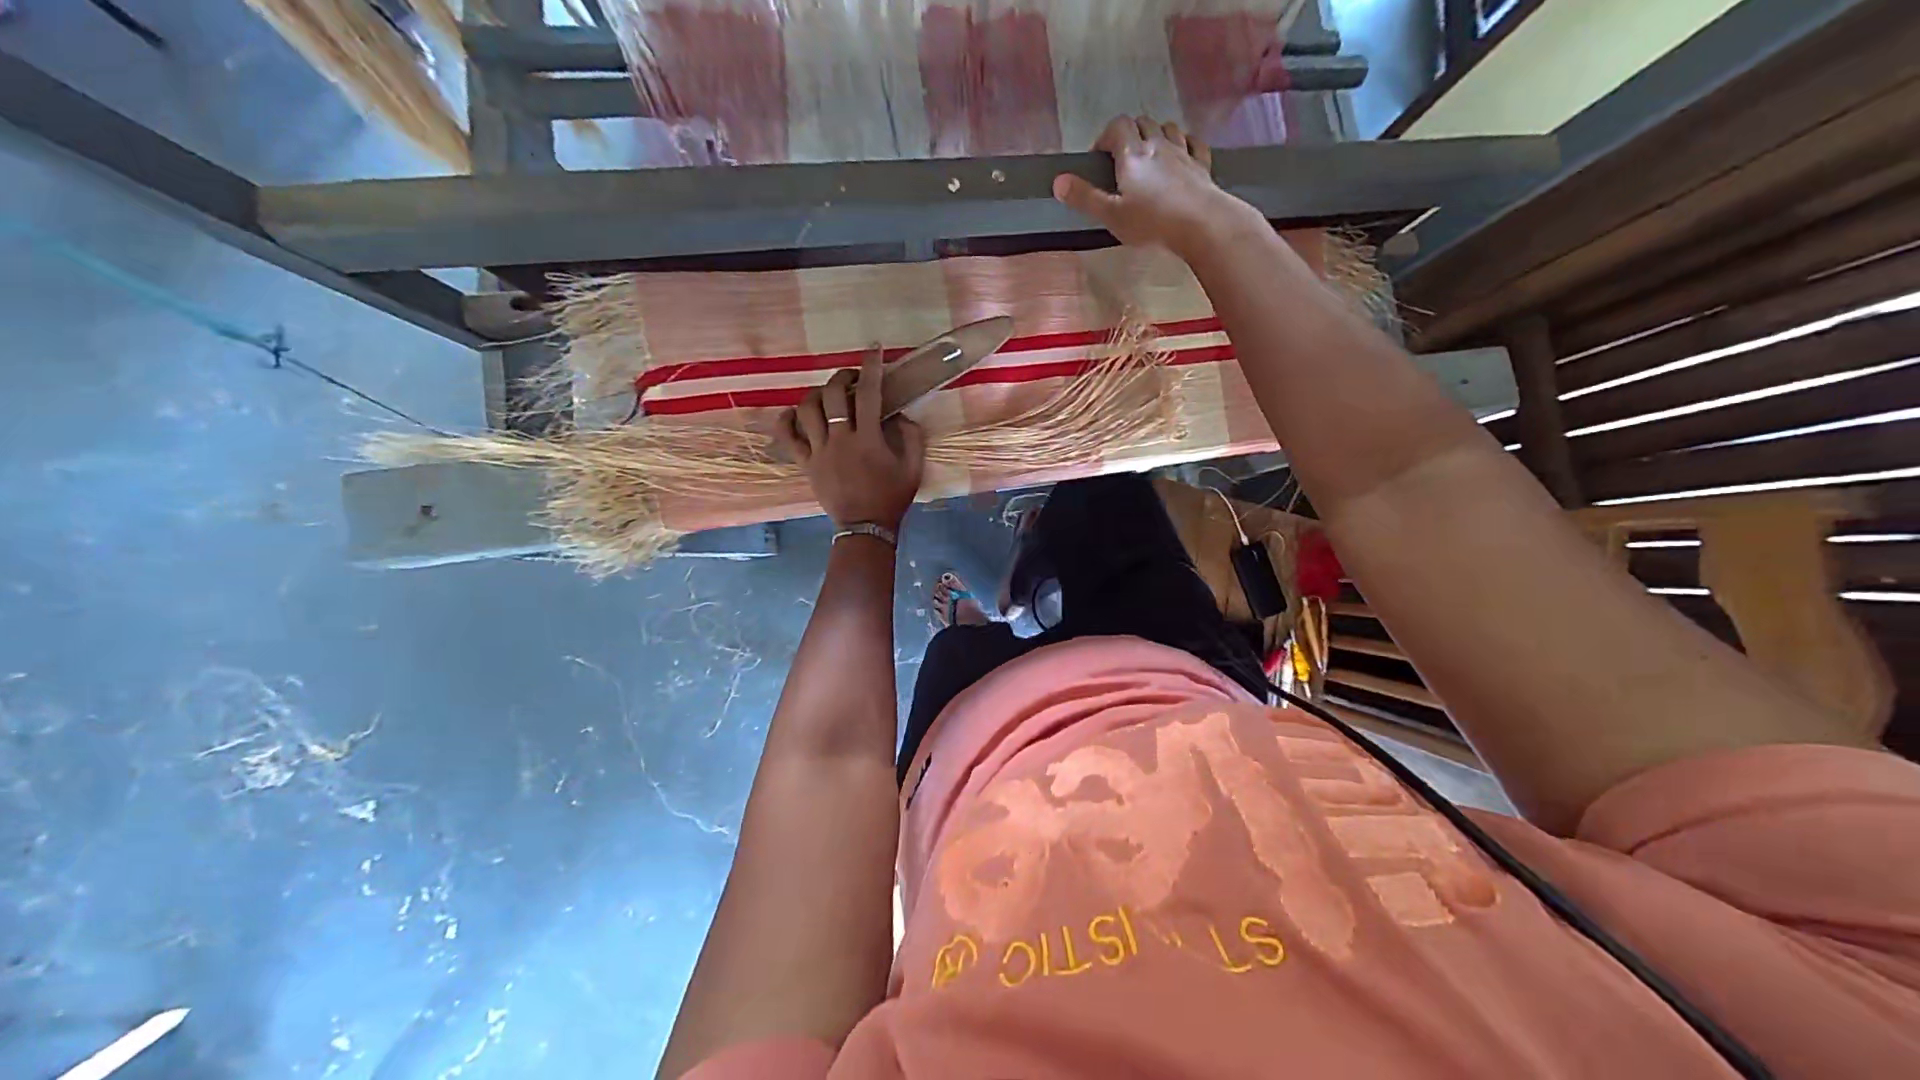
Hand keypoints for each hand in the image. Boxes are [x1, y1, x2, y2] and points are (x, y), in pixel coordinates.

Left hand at [776, 349, 925, 531]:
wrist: (865, 527)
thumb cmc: (891, 497)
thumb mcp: (913, 468)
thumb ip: (911, 437)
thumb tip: (902, 415)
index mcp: (869, 439)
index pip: (870, 393)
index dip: (871, 367)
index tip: (873, 350)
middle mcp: (841, 439)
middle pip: (834, 395)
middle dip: (842, 377)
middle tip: (851, 377)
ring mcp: (819, 451)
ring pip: (808, 410)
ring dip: (817, 394)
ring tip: (827, 394)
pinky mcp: (806, 463)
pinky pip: (788, 437)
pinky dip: (785, 421)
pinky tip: (792, 413)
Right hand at [1052, 116, 1246, 255]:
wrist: (1201, 224)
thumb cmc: (1152, 223)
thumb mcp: (1111, 215)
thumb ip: (1085, 198)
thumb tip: (1058, 181)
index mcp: (1133, 154)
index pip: (1117, 126)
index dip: (1106, 137)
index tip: (1100, 158)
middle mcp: (1158, 145)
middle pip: (1143, 123)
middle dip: (1130, 134)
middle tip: (1122, 158)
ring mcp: (1183, 152)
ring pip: (1168, 128)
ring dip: (1156, 135)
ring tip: (1150, 155)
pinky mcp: (1202, 165)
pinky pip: (1193, 143)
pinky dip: (1184, 144)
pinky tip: (1181, 153)